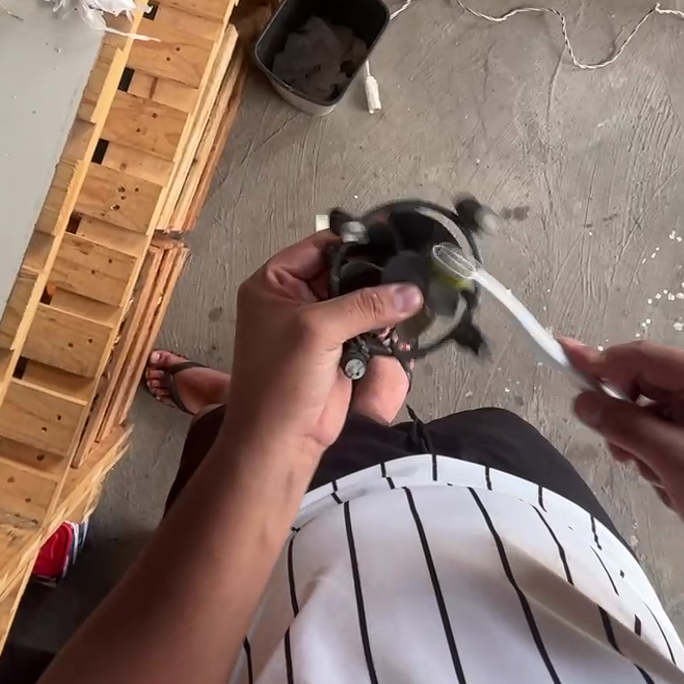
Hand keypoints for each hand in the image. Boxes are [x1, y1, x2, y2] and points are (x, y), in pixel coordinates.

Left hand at [222, 233, 422, 460]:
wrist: (281, 442)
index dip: (353, 243)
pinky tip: (398, 328)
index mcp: (274, 283)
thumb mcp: (317, 330)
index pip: (319, 246)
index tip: (391, 241)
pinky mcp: (337, 349)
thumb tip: (409, 291)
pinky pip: (366, 328)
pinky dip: (381, 329)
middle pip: (343, 272)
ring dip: (380, 305)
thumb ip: (365, 305)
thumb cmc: (278, 381)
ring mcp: (317, 325)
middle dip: (372, 277)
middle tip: (409, 274)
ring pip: (359, 301)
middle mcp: (294, 299)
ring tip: (408, 303)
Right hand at [563, 340, 683, 584]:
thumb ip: (625, 426)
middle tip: (619, 454)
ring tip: (658, 479)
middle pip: (649, 383)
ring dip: (644, 441)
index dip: (602, 361)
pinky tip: (674, 485)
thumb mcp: (675, 464)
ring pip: (657, 411)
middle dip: (626, 414)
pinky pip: (674, 431)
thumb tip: (582, 401)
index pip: (646, 357)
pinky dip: (662, 454)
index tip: (562, 359)